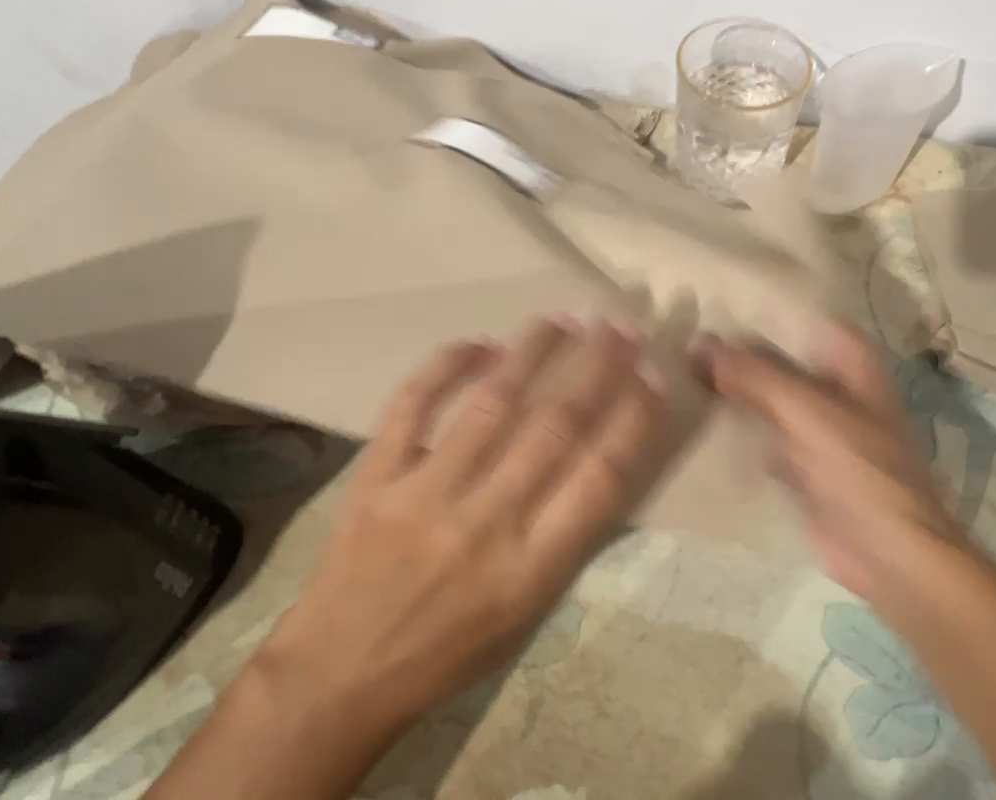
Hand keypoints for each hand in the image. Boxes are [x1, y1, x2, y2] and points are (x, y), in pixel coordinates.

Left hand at [260, 317, 672, 726]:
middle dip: (597, 368)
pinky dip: (445, 366)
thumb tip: (599, 456)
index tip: (653, 375)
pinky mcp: (376, 476)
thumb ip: (566, 538)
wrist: (342, 674)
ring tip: (563, 320)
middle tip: (622, 327)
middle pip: (555, 427)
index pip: (601, 476)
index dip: (635, 418)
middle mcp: (486, 522)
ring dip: (534, 352)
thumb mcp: (528, 613)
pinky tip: (479, 343)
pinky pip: (412, 404)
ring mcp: (425, 494)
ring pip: (491, 403)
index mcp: (532, 567)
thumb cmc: (450, 649)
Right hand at [694, 324, 966, 601]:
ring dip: (729, 390)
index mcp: (850, 359)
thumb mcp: (809, 413)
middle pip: (775, 357)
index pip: (796, 316)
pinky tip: (691, 417)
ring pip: (764, 396)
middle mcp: (832, 384)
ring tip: (674, 371)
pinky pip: (759, 434)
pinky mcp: (798, 463)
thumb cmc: (863, 471)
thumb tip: (700, 344)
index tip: (704, 300)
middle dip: (732, 352)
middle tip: (675, 339)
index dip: (754, 307)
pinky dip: (732, 427)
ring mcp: (815, 425)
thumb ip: (755, 376)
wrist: (890, 555)